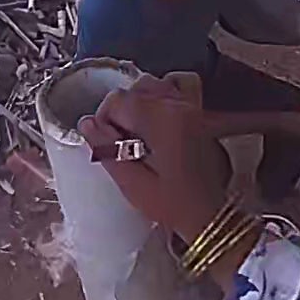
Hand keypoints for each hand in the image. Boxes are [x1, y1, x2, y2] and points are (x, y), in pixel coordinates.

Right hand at [75, 73, 228, 240]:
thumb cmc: (173, 204)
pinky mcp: (199, 113)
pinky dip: (162, 94)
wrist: (213, 214)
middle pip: (134, 90)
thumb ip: (107, 150)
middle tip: (120, 142)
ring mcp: (192, 107)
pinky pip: (179, 85)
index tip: (107, 144)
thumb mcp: (133, 184)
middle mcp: (178, 106)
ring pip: (153, 85)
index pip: (118, 100)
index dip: (103, 120)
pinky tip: (157, 117)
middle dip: (119, 112)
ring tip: (136, 131)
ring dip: (137, 103)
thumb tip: (86, 124)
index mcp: (161, 121)